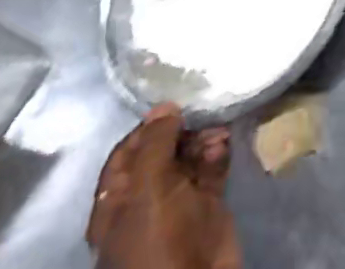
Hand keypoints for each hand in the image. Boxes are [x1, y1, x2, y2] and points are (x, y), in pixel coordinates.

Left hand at [88, 105, 240, 268]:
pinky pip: (212, 171)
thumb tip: (164, 105)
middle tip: (205, 115)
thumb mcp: (149, 190)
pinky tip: (227, 143)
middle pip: (162, 152)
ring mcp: (178, 202)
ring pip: (190, 159)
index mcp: (117, 200)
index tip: (177, 106)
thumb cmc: (158, 240)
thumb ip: (155, 146)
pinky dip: (219, 154)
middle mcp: (146, 198)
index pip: (127, 152)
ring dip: (204, 139)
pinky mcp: (208, 205)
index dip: (149, 128)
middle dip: (183, 131)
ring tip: (220, 131)